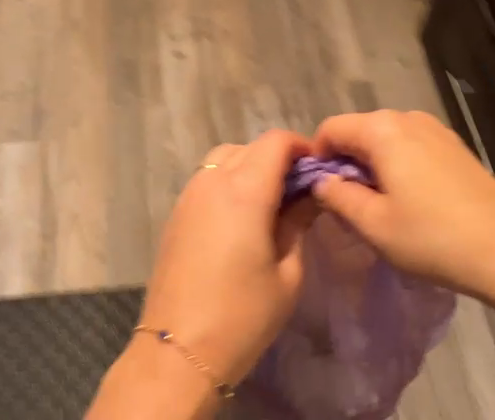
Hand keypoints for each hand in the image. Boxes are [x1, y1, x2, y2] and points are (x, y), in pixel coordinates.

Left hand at [139, 130, 318, 386]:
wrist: (177, 352)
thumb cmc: (242, 317)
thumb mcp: (287, 275)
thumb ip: (298, 225)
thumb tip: (309, 197)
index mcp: (244, 191)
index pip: (276, 142)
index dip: (301, 147)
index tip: (319, 171)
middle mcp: (213, 181)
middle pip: (250, 147)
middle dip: (277, 158)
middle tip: (299, 190)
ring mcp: (189, 195)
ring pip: (224, 158)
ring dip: (250, 166)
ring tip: (270, 202)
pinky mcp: (176, 214)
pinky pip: (207, 179)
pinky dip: (228, 182)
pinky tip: (241, 218)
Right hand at [311, 110, 494, 307]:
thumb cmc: (433, 238)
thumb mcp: (374, 225)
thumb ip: (337, 197)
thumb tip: (321, 181)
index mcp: (383, 129)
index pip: (331, 128)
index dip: (317, 158)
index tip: (322, 194)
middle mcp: (408, 117)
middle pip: (360, 131)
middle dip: (347, 163)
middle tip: (350, 207)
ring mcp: (437, 130)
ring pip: (387, 141)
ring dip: (375, 166)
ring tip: (383, 209)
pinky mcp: (456, 147)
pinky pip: (412, 148)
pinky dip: (401, 167)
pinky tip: (413, 204)